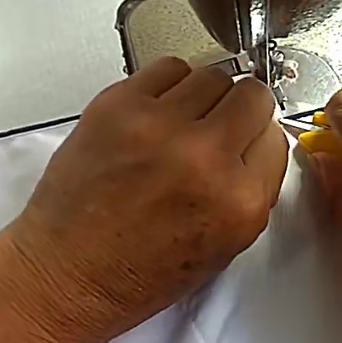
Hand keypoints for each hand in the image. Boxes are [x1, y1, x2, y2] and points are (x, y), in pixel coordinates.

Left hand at [0, 57, 289, 342]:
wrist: (66, 274)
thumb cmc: (141, 273)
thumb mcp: (226, 247)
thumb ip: (252, 189)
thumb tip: (258, 137)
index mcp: (239, 202)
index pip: (276, 138)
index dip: (259, 140)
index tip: (245, 143)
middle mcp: (205, 158)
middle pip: (253, 96)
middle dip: (242, 111)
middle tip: (220, 127)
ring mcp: (160, 126)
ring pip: (213, 75)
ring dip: (206, 97)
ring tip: (184, 122)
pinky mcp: (119, 105)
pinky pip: (169, 68)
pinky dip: (170, 85)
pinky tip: (158, 112)